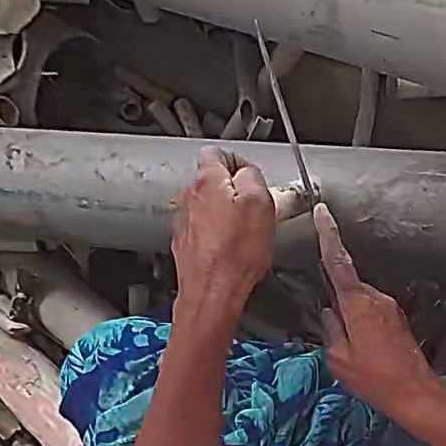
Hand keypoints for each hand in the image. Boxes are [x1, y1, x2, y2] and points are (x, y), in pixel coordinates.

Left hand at [172, 147, 274, 319]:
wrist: (212, 293)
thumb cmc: (235, 255)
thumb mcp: (261, 204)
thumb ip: (254, 177)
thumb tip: (249, 172)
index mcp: (207, 180)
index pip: (219, 152)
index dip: (241, 163)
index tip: (254, 180)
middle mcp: (189, 197)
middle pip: (215, 182)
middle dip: (236, 193)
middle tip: (256, 212)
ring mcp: (185, 222)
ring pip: (210, 208)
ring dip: (226, 216)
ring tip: (245, 236)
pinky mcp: (186, 244)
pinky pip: (206, 231)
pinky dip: (218, 236)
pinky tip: (232, 251)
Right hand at [315, 203, 443, 416]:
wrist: (415, 392)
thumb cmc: (375, 378)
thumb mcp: (339, 358)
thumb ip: (329, 330)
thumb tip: (327, 313)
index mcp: (358, 303)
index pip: (337, 261)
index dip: (327, 234)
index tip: (321, 212)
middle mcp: (376, 298)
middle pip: (347, 284)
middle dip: (335, 297)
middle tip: (332, 327)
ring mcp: (390, 308)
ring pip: (360, 301)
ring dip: (350, 315)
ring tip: (352, 348)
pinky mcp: (398, 319)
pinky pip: (371, 311)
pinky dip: (362, 322)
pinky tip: (364, 348)